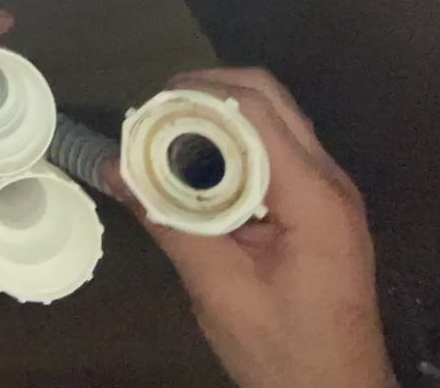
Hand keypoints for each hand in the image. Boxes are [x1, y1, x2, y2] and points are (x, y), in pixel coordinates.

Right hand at [105, 68, 396, 387]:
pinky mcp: (318, 200)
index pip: (256, 113)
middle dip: (207, 88)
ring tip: (169, 125)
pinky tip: (197, 155)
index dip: (198, 96)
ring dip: (219, 108)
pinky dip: (232, 133)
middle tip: (156, 109)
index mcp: (313, 199)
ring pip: (273, 113)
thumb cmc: (284, 351)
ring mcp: (328, 189)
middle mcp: (328, 180)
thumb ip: (166, 220)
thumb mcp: (218, 289)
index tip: (150, 109)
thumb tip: (111, 168)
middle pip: (268, 97)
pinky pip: (274, 141)